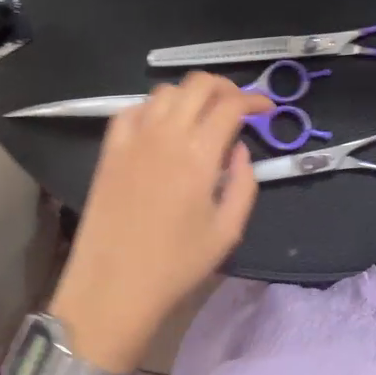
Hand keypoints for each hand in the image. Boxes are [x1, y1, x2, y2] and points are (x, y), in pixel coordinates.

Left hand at [47, 73, 271, 371]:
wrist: (111, 290)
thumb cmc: (175, 266)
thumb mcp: (227, 232)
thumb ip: (244, 184)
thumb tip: (240, 150)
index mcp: (199, 154)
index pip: (231, 105)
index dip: (254, 100)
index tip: (266, 108)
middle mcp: (167, 135)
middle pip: (199, 84)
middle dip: (225, 86)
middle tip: (237, 105)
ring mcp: (134, 139)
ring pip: (166, 90)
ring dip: (190, 94)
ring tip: (201, 113)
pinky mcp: (110, 150)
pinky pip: (131, 109)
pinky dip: (152, 107)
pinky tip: (160, 125)